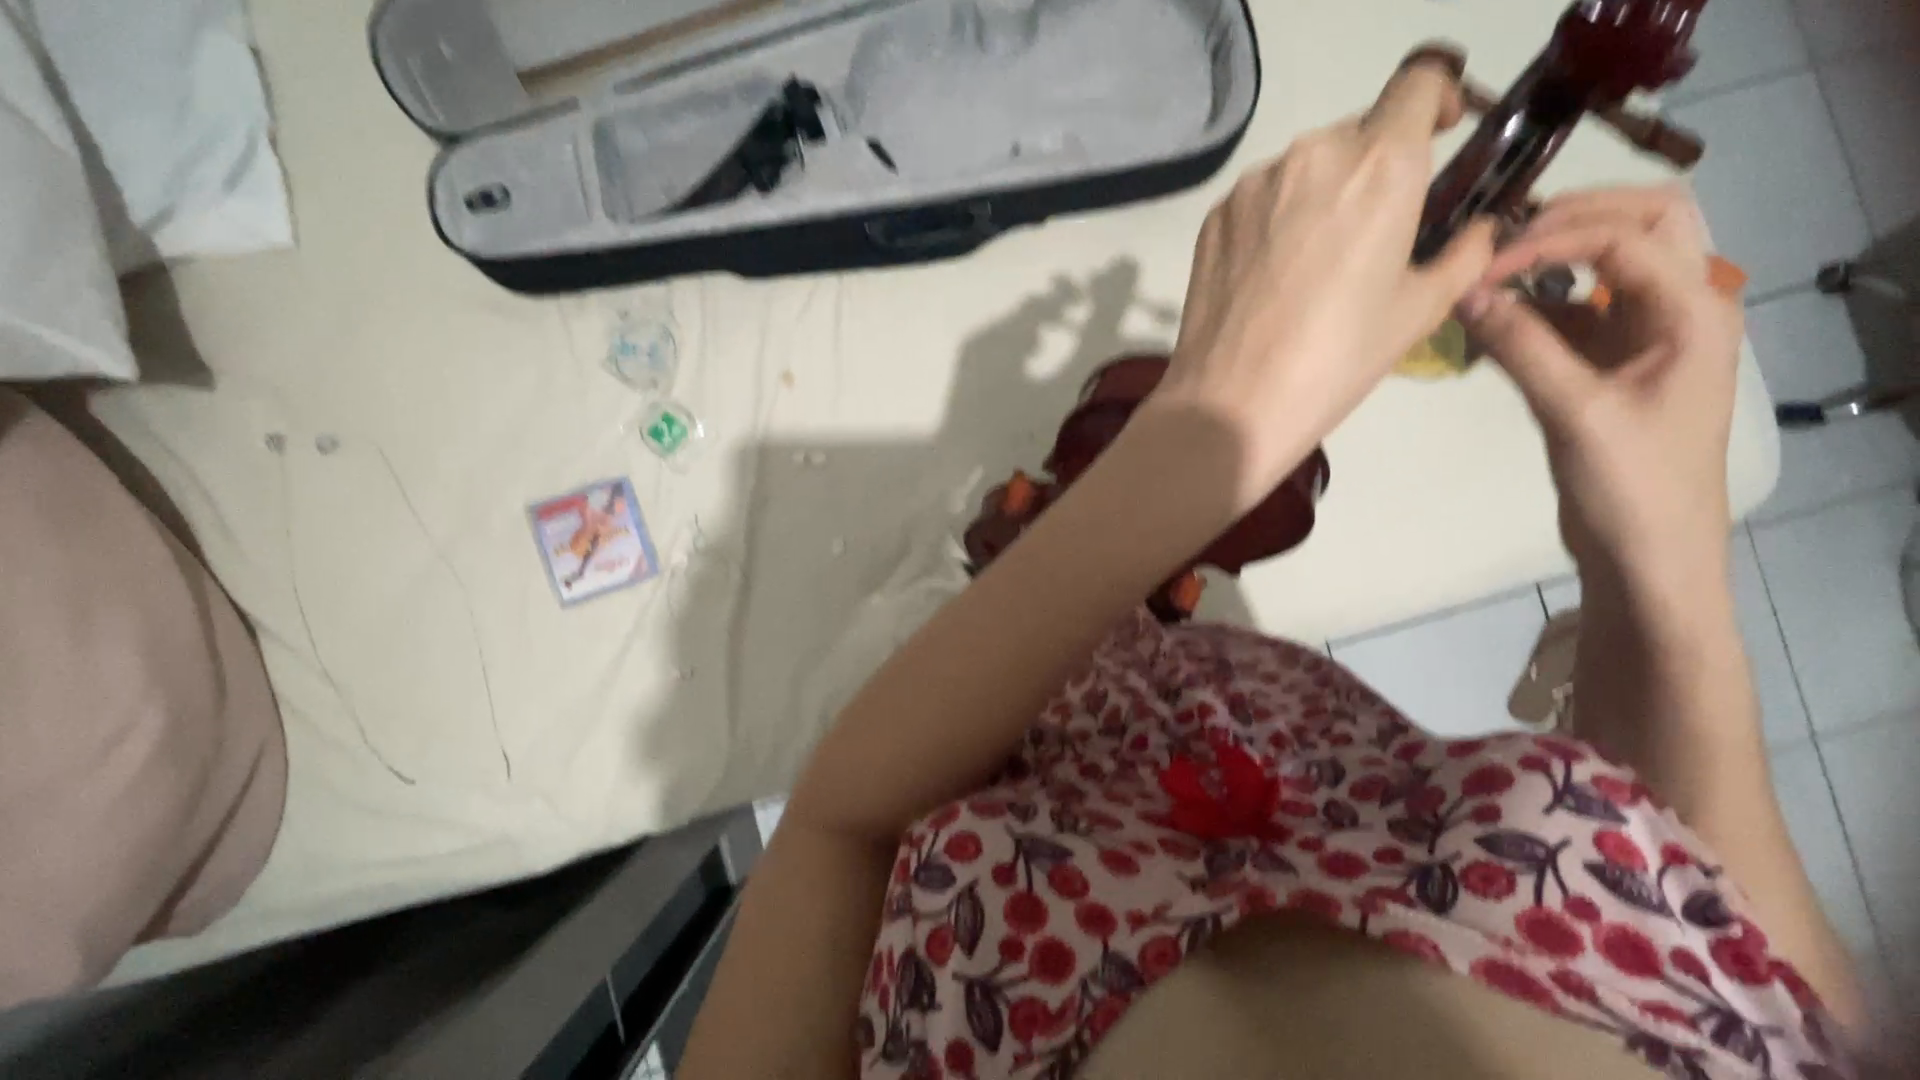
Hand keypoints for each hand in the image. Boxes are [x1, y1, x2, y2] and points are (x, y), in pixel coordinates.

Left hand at [1147, 46, 1497, 501]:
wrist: (1232, 403)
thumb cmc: (1338, 359)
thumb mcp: (1422, 309)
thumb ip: (1465, 252)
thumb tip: (1481, 229)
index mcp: (1381, 165)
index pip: (1421, 82)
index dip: (1438, 100)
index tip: (1441, 134)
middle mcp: (1314, 155)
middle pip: (1360, 131)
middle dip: (1378, 166)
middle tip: (1378, 230)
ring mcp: (1254, 185)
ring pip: (1306, 166)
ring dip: (1325, 193)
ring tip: (1320, 263)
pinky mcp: (1214, 216)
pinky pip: (1262, 198)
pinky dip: (1279, 217)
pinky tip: (1274, 276)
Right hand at [1457, 185, 1743, 583]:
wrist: (1650, 552)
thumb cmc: (1632, 484)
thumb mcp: (1574, 412)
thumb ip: (1519, 347)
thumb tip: (1463, 294)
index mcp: (1694, 312)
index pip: (1626, 238)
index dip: (1552, 239)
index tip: (1484, 268)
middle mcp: (1681, 307)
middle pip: (1646, 219)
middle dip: (1575, 216)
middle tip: (1506, 237)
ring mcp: (1649, 333)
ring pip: (1615, 258)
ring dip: (1559, 252)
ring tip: (1494, 267)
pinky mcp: (1615, 361)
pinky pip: (1580, 309)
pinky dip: (1539, 302)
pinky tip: (1494, 318)